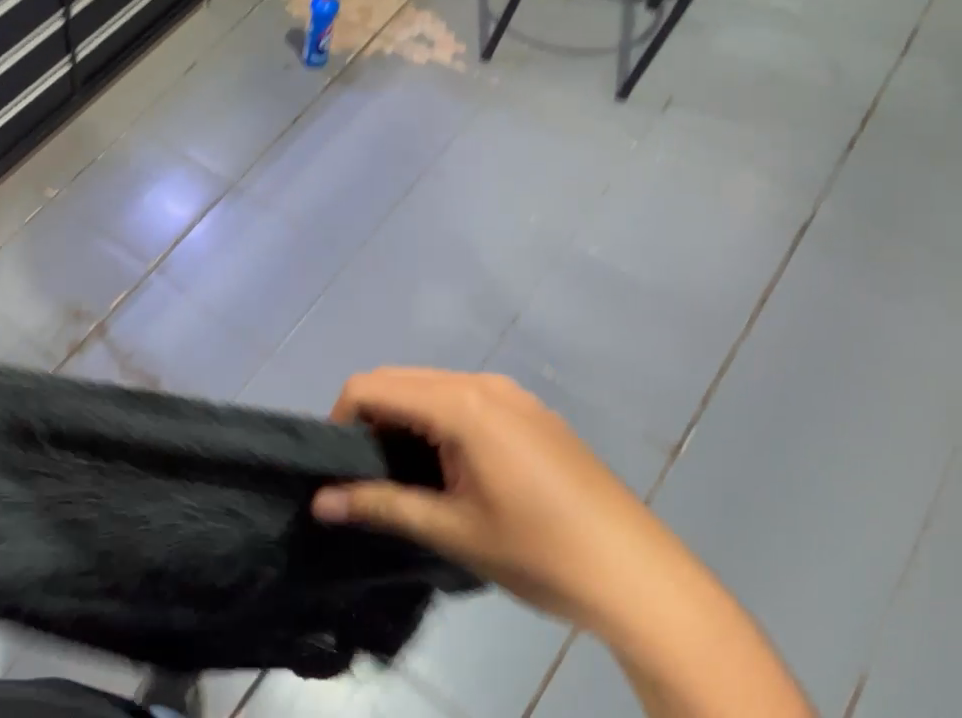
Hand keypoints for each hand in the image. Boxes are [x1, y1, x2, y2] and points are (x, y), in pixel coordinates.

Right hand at [311, 368, 688, 635]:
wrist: (644, 582)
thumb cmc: (540, 553)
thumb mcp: (450, 531)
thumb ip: (378, 505)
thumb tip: (318, 502)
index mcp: (460, 405)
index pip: (370, 387)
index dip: (340, 419)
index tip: (338, 465)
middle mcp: (483, 385)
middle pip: (397, 380)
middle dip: (369, 418)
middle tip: (365, 472)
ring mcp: (514, 396)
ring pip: (429, 387)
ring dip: (403, 419)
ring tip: (405, 474)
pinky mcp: (533, 414)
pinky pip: (463, 398)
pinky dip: (436, 420)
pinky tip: (450, 469)